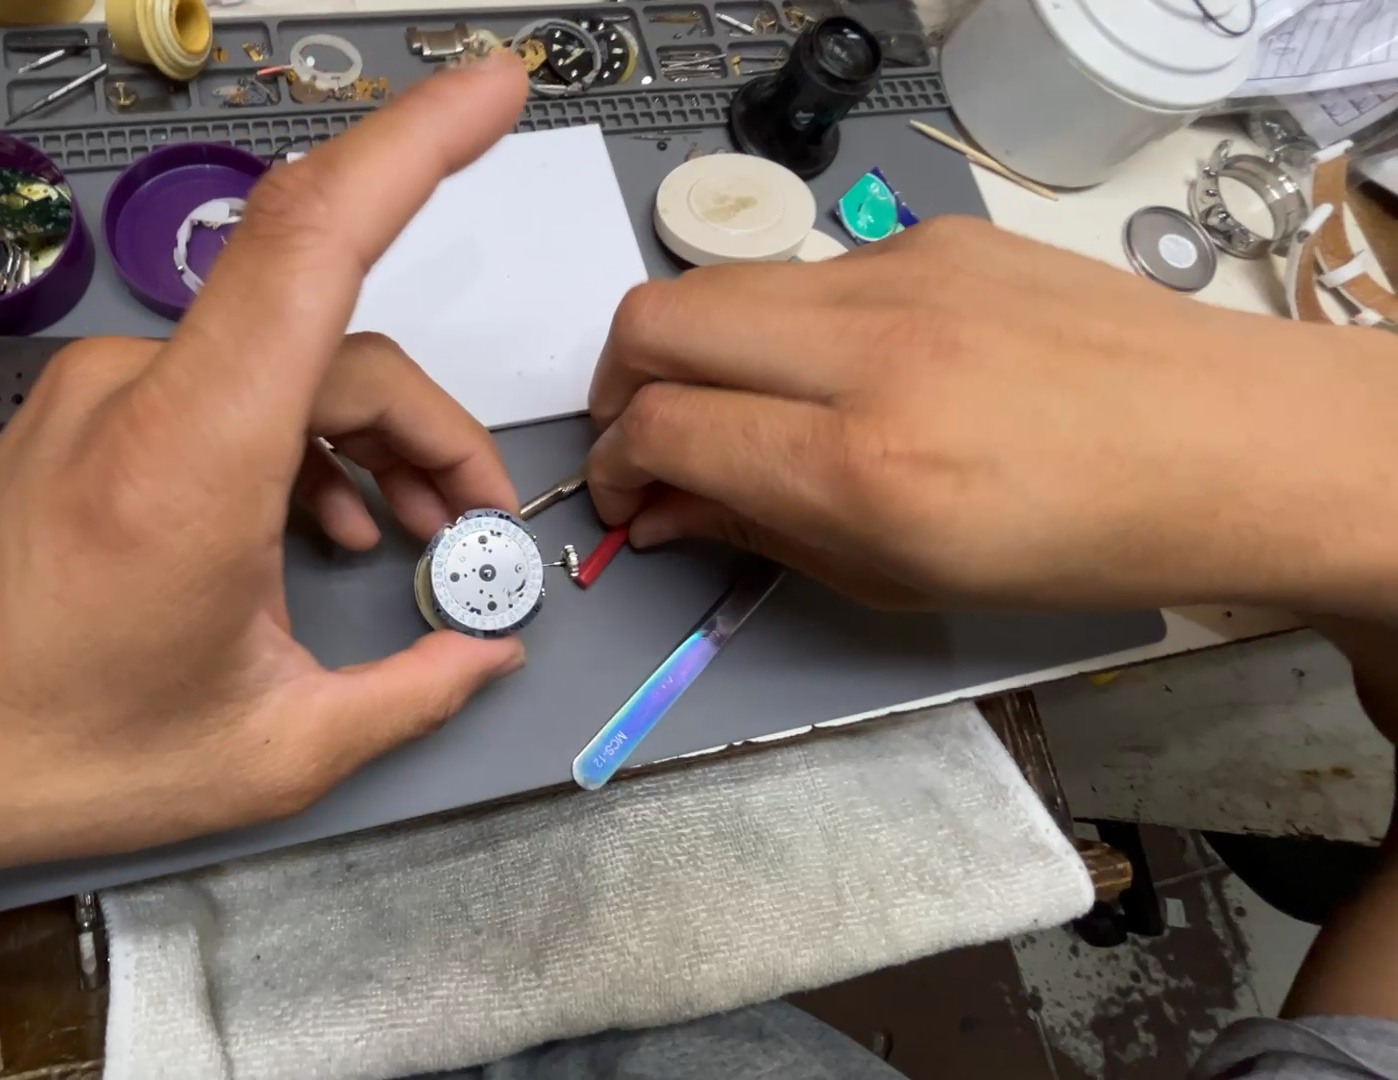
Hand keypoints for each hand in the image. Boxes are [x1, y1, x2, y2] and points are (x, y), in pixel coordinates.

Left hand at [0, 55, 532, 878]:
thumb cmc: (58, 758)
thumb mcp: (273, 752)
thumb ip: (409, 696)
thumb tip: (487, 657)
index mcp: (193, 459)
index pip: (314, 239)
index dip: (417, 146)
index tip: (494, 92)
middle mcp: (144, 393)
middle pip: (339, 342)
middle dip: (432, 425)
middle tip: (474, 518)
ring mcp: (110, 392)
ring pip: (291, 365)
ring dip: (372, 436)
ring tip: (414, 528)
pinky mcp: (96, 414)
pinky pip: (234, 392)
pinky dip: (304, 444)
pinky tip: (327, 523)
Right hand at [586, 217, 1397, 614]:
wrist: (1238, 445)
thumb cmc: (1061, 543)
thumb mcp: (884, 574)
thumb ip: (745, 530)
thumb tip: (654, 513)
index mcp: (859, 463)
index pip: (662, 429)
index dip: (614, 467)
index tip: (621, 492)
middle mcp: (867, 349)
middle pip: (653, 322)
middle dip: (610, 386)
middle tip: (634, 434)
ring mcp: (898, 274)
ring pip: (707, 284)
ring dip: (677, 350)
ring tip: (710, 402)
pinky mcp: (926, 238)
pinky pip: (791, 276)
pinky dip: (765, 329)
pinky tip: (814, 369)